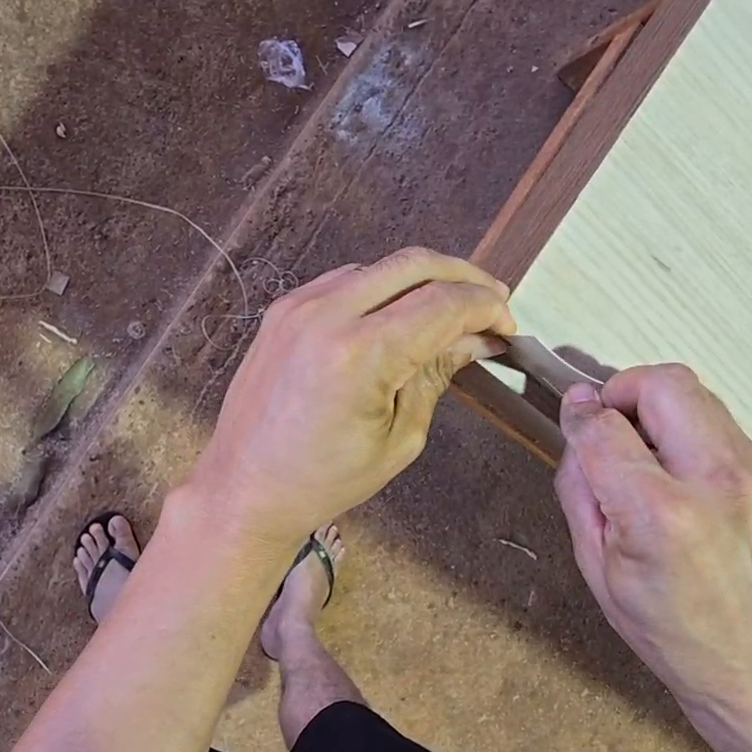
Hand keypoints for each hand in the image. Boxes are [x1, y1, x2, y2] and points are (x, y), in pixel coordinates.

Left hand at [189, 248, 515, 543]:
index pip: (442, 304)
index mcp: (360, 355)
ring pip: (380, 267)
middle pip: (415, 264)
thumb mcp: (399, 438)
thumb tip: (476, 339)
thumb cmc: (323, 480)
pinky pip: (345, 281)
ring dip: (422, 280)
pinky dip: (382, 288)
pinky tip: (399, 315)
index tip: (506, 324)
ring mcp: (298, 307)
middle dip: (464, 277)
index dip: (485, 308)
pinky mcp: (283, 310)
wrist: (245, 487)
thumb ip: (436, 375)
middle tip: (492, 303)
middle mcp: (326, 316)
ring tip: (449, 311)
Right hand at [553, 364, 751, 737]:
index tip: (570, 415)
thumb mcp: (594, 565)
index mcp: (658, 513)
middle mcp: (713, 481)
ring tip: (641, 452)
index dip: (578, 415)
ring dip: (656, 407)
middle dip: (623, 390)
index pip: (604, 427)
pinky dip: (685, 429)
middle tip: (608, 424)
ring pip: (695, 393)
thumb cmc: (665, 627)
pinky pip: (717, 422)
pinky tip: (674, 472)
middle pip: (663, 382)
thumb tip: (577, 425)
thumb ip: (578, 486)